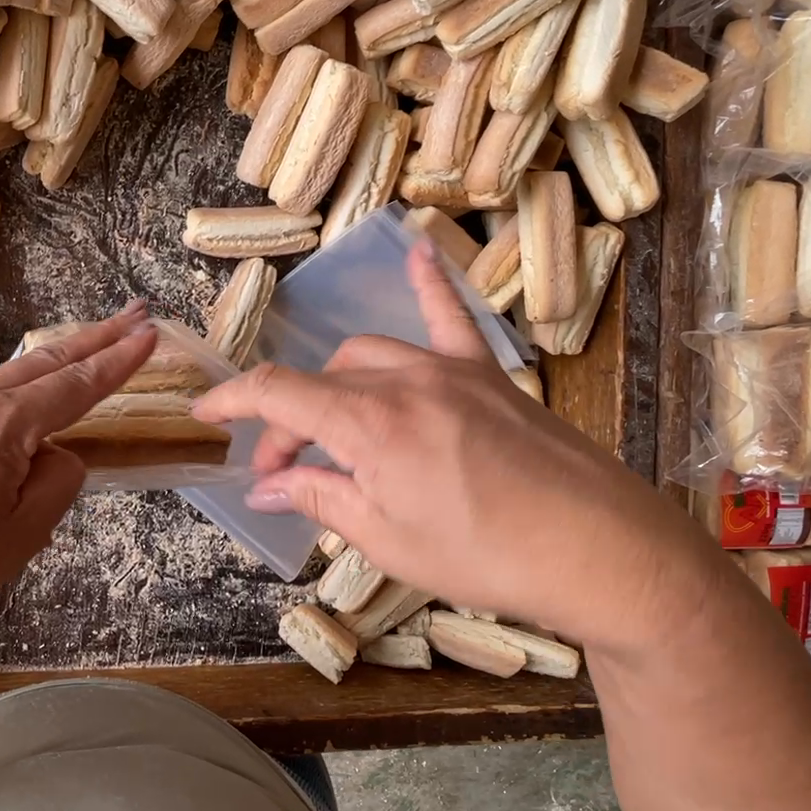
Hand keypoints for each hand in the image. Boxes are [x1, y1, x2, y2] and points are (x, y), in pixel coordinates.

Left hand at [0, 303, 158, 656]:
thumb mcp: (23, 535)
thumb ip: (57, 480)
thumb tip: (54, 451)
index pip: (72, 386)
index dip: (116, 360)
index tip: (149, 333)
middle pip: (40, 363)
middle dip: (92, 338)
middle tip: (133, 314)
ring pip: (4, 379)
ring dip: (49, 368)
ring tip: (86, 357)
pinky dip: (9, 397)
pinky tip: (19, 414)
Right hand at [193, 245, 720, 652]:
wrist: (607, 556)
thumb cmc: (487, 557)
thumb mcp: (386, 540)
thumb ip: (316, 498)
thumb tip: (263, 485)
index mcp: (369, 424)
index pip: (275, 394)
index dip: (230, 401)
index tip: (203, 415)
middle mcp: (402, 381)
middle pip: (316, 385)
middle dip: (285, 428)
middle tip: (285, 476)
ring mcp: (449, 370)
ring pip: (363, 356)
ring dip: (331, 389)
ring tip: (330, 432)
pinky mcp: (488, 375)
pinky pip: (450, 318)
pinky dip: (427, 286)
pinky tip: (416, 253)